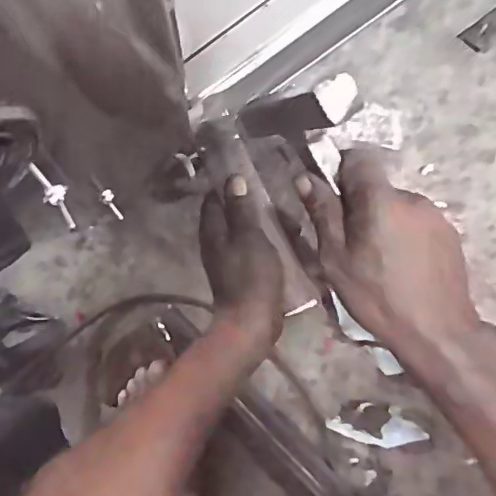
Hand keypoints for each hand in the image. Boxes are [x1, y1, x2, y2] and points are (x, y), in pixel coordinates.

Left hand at [199, 174, 284, 349]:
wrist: (252, 323)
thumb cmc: (251, 276)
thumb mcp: (250, 237)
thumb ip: (241, 209)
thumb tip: (232, 179)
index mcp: (212, 231)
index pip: (213, 199)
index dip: (226, 185)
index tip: (246, 173)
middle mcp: (214, 244)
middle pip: (227, 216)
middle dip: (246, 204)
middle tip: (270, 196)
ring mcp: (226, 261)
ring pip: (241, 233)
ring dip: (258, 224)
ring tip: (283, 219)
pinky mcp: (240, 275)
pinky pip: (250, 250)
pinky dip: (263, 242)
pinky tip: (281, 241)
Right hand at [295, 150, 480, 351]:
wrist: (438, 332)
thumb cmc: (378, 298)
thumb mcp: (337, 260)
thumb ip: (323, 214)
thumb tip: (306, 178)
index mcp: (381, 199)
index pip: (359, 158)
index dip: (341, 171)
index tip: (331, 198)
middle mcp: (412, 198)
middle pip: (378, 186)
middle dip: (361, 205)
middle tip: (350, 243)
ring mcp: (436, 215)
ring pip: (398, 206)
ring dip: (384, 221)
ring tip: (378, 260)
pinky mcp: (450, 234)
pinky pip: (417, 222)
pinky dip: (405, 235)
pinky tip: (402, 267)